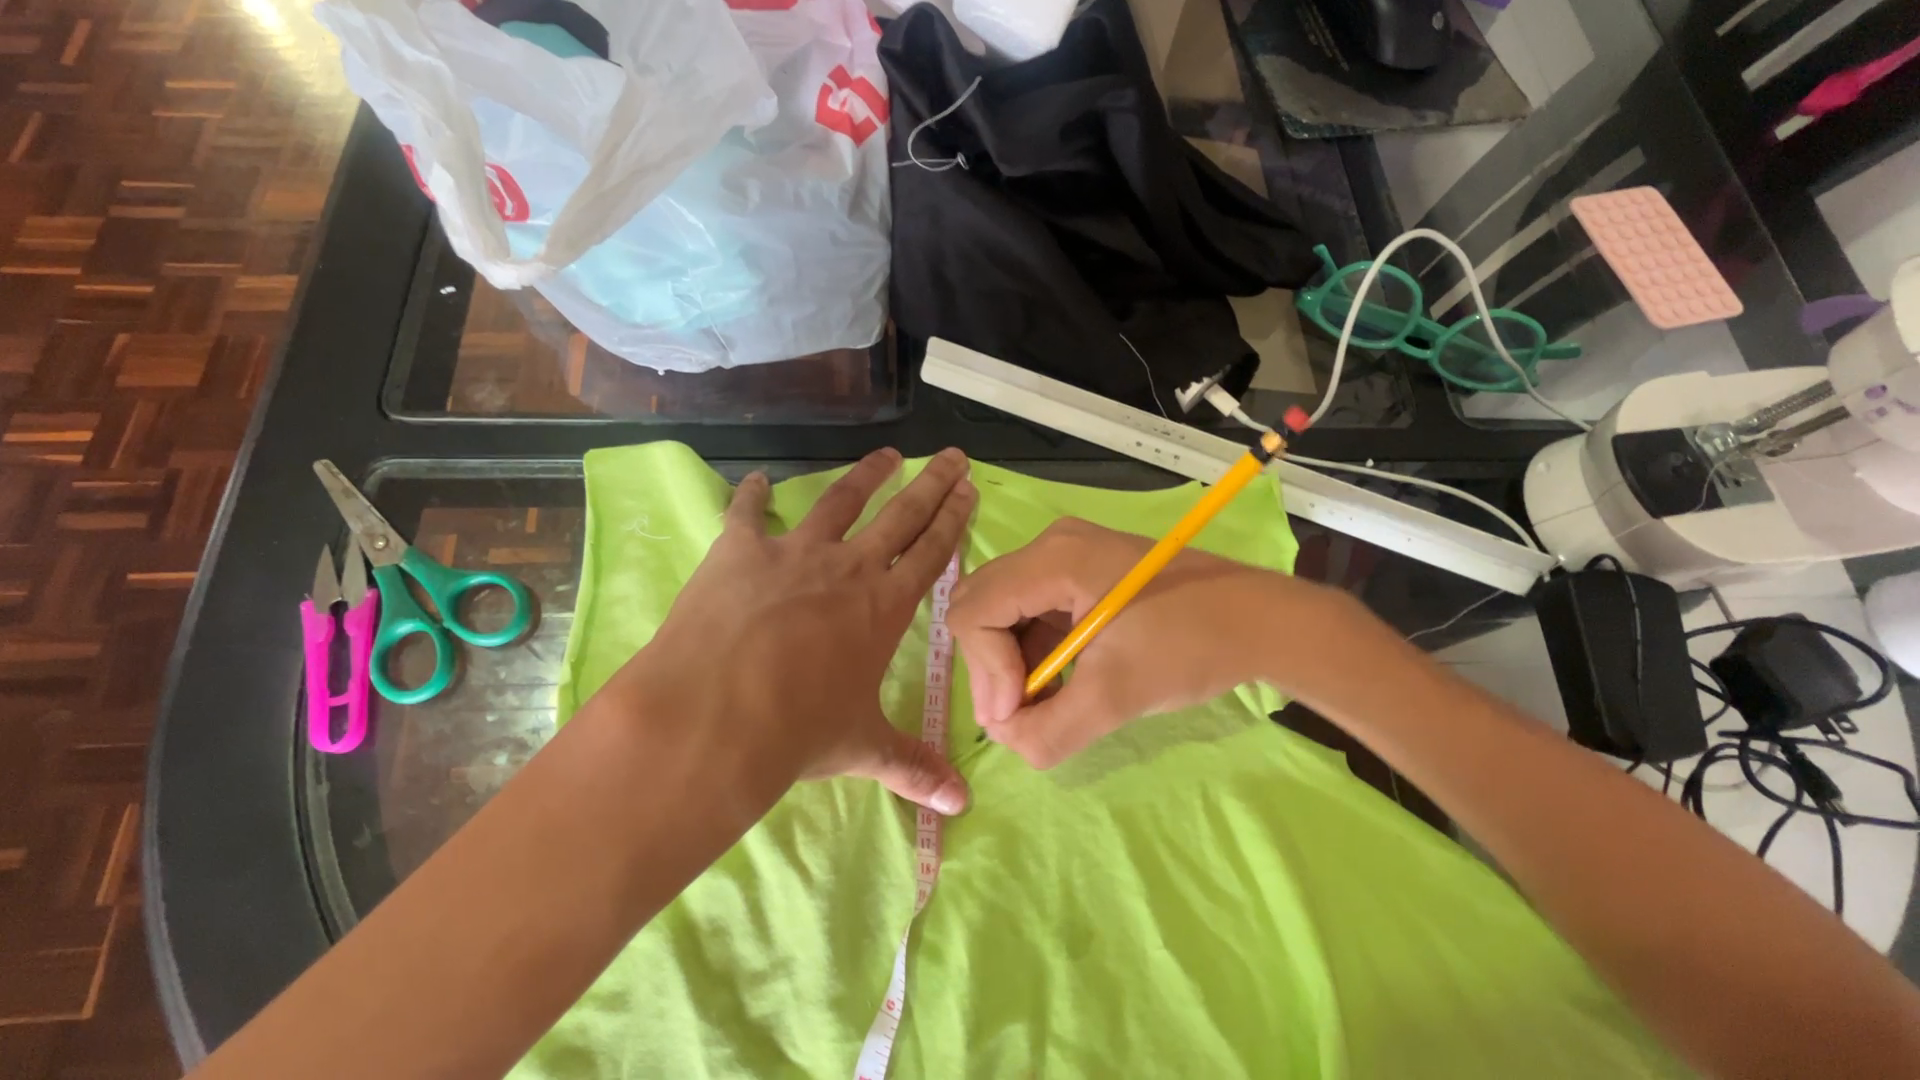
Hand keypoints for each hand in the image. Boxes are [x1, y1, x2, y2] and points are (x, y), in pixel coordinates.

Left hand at [626, 448, 976, 813]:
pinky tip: (758, 479)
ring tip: (886, 455)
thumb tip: (961, 807)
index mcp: (883, 608)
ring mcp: (792, 554)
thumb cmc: (798, 731)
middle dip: (931, 483)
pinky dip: (754, 495)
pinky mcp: (738, 552)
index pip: (931, 553)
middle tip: (952, 456)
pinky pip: (748, 514)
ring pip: (838, 501)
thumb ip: (912, 768)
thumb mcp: (862, 748)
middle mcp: (847, 569)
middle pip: (900, 515)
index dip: (953, 520)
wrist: (716, 714)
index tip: (968, 490)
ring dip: (865, 475)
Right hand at [949, 518, 1333, 767]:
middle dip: (992, 668)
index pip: (975, 613)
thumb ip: (1048, 731)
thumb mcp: (1115, 697)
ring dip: (1013, 664)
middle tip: (1021, 715)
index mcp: (1054, 559)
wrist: (1263, 622)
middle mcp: (1051, 545)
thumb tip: (1007, 741)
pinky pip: (1034, 611)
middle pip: (982, 607)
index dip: (985, 671)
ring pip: (1005, 612)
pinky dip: (1036, 653)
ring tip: (1046, 706)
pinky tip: (1062, 684)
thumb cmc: (1191, 647)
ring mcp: (1068, 554)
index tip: (1017, 715)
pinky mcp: (1085, 572)